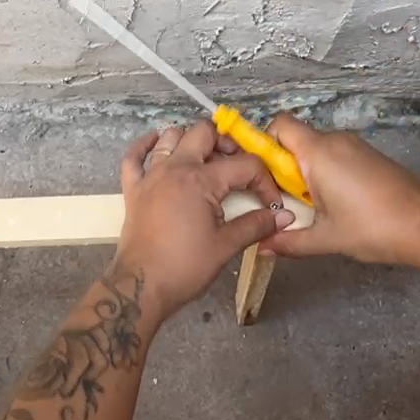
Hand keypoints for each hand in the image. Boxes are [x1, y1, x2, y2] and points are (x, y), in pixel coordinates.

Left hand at [112, 121, 294, 318]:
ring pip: (170, 137)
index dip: (264, 182)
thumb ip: (256, 225)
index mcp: (201, 180)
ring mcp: (151, 175)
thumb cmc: (185, 267)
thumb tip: (285, 217)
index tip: (270, 205)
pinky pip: (134, 157)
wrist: (141, 286)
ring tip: (205, 160)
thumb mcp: (226, 246)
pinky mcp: (133, 189)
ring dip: (190, 141)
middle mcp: (175, 168)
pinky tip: (157, 145)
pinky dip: (145, 146)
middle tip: (237, 168)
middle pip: (203, 133)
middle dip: (226, 144)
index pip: (244, 165)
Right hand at [258, 114, 419, 265]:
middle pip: (296, 140)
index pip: (279, 124)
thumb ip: (290, 241)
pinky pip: (337, 156)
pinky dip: (328, 174)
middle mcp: (335, 141)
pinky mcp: (370, 156)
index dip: (265, 143)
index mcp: (318, 152)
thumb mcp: (326, 238)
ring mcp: (356, 146)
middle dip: (285, 168)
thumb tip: (263, 248)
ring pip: (317, 150)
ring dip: (307, 173)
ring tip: (314, 207)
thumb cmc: (373, 227)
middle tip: (286, 201)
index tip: (264, 174)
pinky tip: (338, 204)